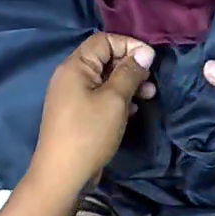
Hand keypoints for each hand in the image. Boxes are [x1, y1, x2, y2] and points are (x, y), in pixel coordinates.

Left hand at [29, 32, 157, 191]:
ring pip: (105, 81)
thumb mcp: (115, 100)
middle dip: (131, 67)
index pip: (103, 40)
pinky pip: (100, 98)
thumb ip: (130, 73)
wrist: (63, 175)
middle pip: (104, 59)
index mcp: (75, 66)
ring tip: (149, 96)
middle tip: (152, 82)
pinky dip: (118, 100)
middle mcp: (70, 77)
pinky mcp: (77, 116)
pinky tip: (133, 111)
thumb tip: (145, 52)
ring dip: (128, 85)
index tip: (150, 60)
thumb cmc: (89, 133)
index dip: (129, 45)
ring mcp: (72, 97)